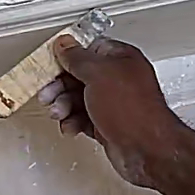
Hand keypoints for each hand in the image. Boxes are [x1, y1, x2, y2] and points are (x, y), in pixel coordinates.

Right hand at [39, 36, 190, 187]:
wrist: (145, 150)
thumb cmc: (131, 110)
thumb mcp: (97, 74)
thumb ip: (77, 57)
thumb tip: (64, 44)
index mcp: (120, 59)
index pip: (88, 49)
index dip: (67, 56)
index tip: (51, 64)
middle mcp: (118, 79)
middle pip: (78, 75)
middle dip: (60, 86)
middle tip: (48, 94)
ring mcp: (113, 103)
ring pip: (78, 98)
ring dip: (63, 106)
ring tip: (59, 113)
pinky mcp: (107, 124)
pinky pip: (82, 118)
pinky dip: (73, 122)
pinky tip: (70, 127)